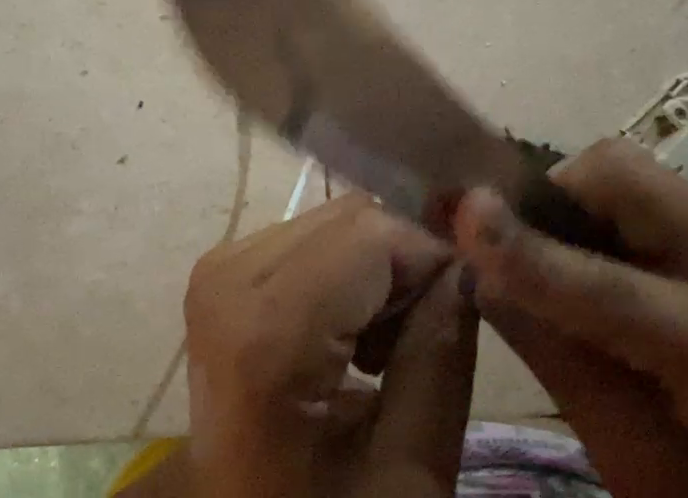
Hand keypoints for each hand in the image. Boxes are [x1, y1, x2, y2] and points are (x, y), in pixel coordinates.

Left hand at [164, 194, 478, 497]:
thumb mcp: (408, 470)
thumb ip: (440, 354)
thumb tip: (470, 261)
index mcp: (266, 333)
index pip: (376, 233)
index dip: (432, 261)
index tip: (458, 319)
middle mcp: (228, 276)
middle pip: (352, 217)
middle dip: (402, 265)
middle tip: (414, 344)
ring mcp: (216, 268)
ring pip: (334, 220)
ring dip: (374, 272)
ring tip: (378, 353)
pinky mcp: (218, 270)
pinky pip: (306, 236)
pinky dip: (343, 273)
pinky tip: (343, 338)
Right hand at [453, 140, 687, 497]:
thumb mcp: (635, 464)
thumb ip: (558, 362)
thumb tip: (478, 272)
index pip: (617, 294)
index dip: (531, 255)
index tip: (458, 217)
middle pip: (624, 178)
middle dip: (546, 196)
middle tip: (506, 243)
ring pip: (624, 167)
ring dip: (564, 201)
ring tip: (546, 256)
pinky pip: (633, 185)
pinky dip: (587, 207)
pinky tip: (584, 256)